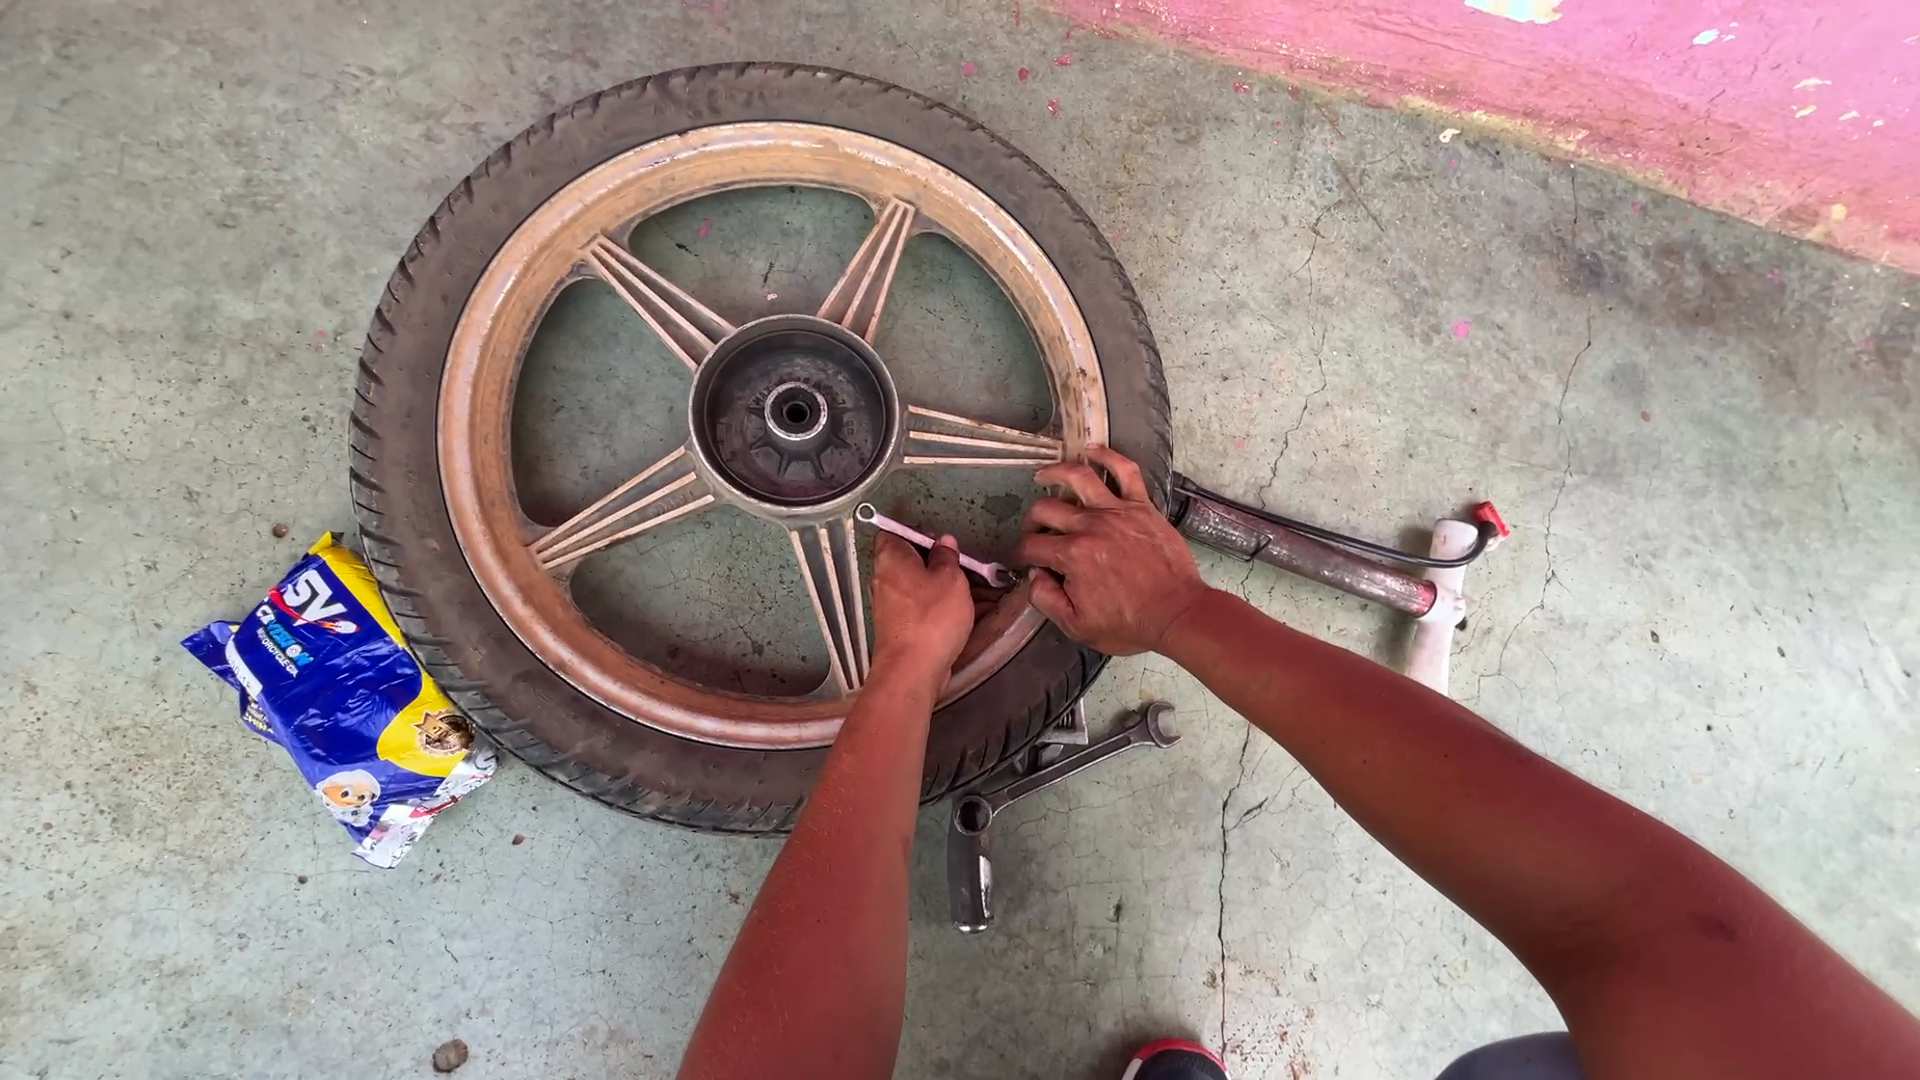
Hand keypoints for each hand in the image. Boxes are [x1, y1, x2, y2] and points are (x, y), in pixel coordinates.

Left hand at [869, 531, 975, 691]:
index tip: (943, 543)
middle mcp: (884, 580)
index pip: (894, 533)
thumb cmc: (931, 617)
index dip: (918, 534)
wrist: (912, 669)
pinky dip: (942, 609)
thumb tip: (944, 542)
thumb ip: (947, 556)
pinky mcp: (900, 628)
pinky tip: (969, 614)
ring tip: (978, 593)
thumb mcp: (951, 578)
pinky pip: (923, 610)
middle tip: (965, 568)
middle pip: (911, 562)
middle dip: (938, 564)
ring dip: (946, 589)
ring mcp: (890, 607)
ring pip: (921, 588)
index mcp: (891, 558)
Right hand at [1014, 446, 1210, 655]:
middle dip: (1032, 520)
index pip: (1032, 546)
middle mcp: (1090, 526)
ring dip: (1055, 473)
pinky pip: (1125, 471)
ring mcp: (1117, 511)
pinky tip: (1091, 450)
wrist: (1177, 614)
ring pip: (1078, 478)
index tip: (1024, 561)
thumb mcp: (1077, 626)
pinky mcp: (1142, 506)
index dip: (1022, 554)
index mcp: (1072, 556)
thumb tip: (1034, 575)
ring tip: (1043, 476)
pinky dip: (1107, 455)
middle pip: (1046, 509)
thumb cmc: (1129, 624)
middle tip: (1035, 531)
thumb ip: (1046, 599)